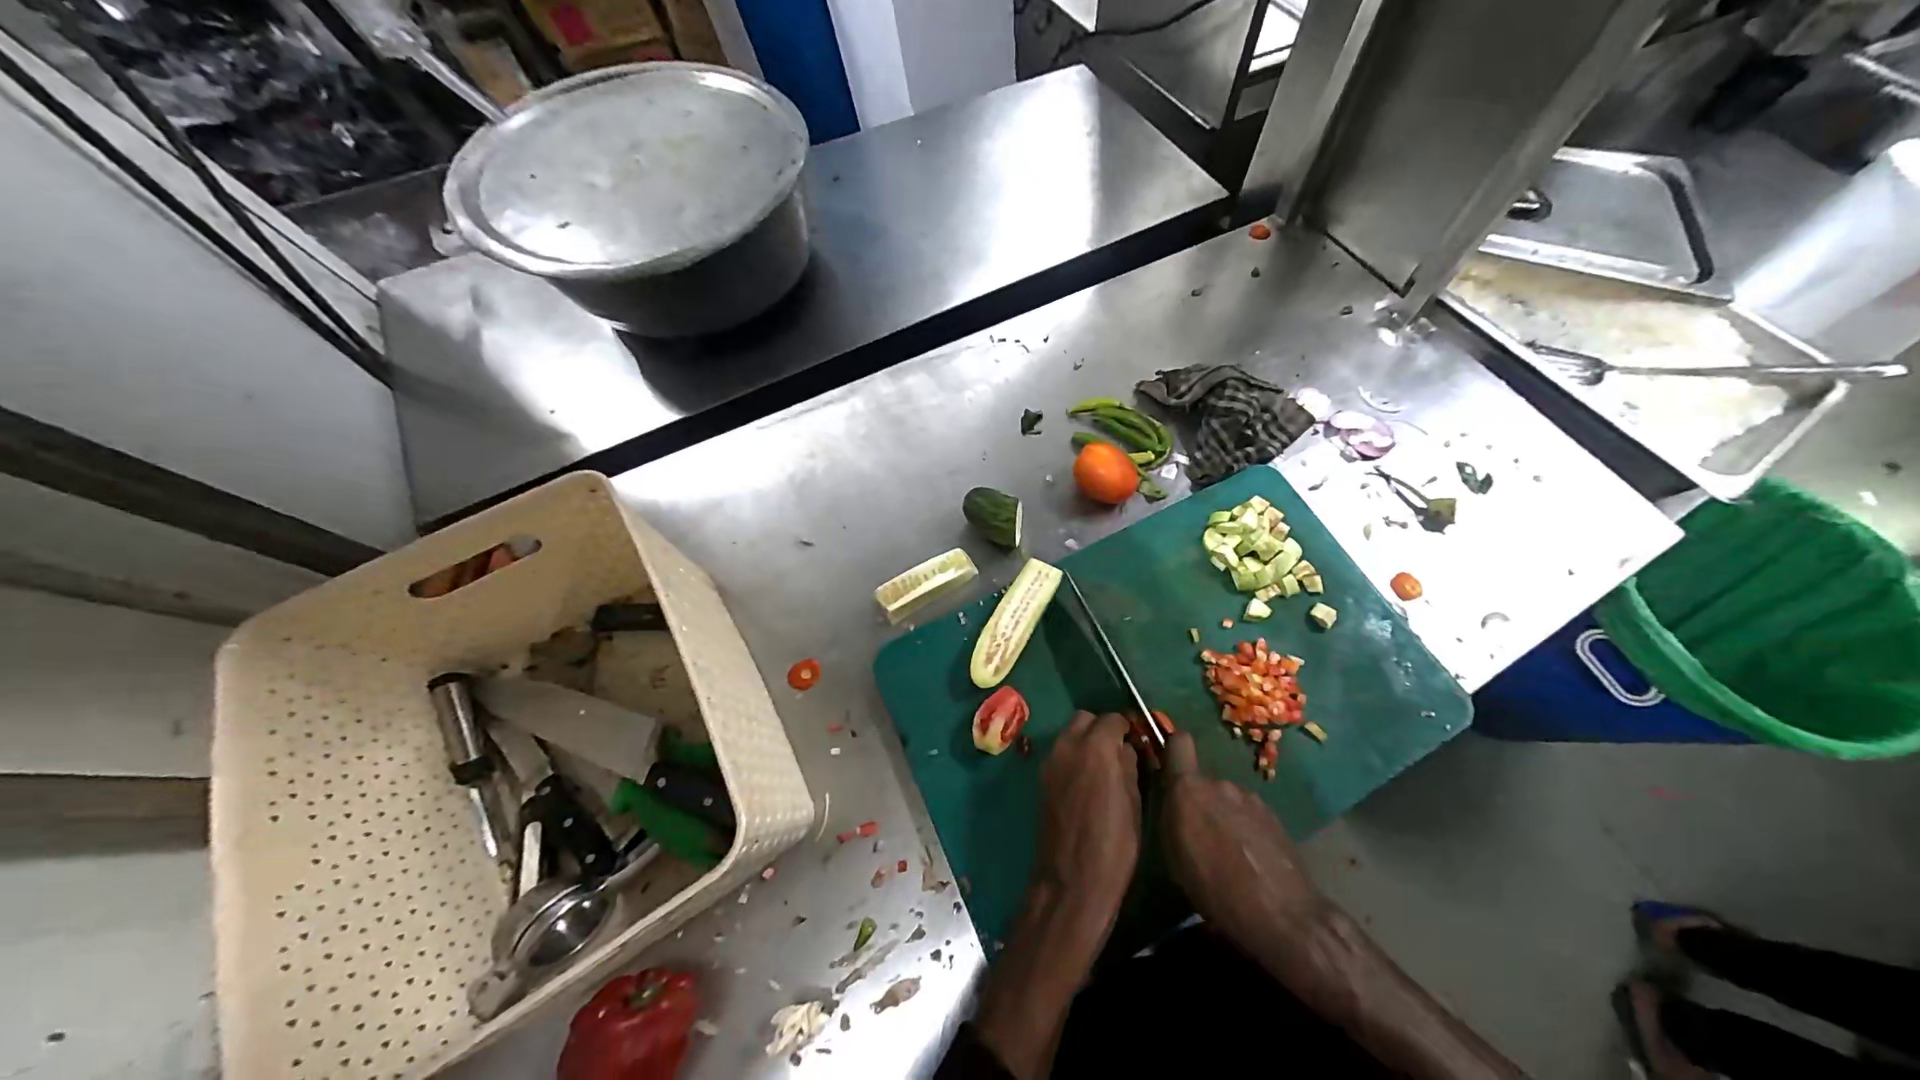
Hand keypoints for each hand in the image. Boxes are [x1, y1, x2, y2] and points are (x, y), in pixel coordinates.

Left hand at [970, 711, 1139, 1079]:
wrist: (1073, 881)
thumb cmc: (1115, 844)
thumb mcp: (1134, 802)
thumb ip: (1129, 766)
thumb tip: (1127, 748)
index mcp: (1095, 746)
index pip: (1114, 719)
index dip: (1128, 728)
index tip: (1140, 742)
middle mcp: (1067, 745)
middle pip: (1085, 720)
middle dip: (1103, 729)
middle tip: (1121, 753)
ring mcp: (1050, 762)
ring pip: (1070, 735)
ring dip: (1087, 742)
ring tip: (1106, 770)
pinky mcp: (1042, 780)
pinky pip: (1061, 756)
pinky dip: (1075, 759)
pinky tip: (1090, 784)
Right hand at [1160, 731, 1325, 958]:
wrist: (1282, 914)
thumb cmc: (1214, 888)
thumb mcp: (1174, 856)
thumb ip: (1171, 817)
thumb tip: (1173, 802)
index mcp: (1189, 789)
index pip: (1178, 743)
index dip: (1172, 750)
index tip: (1168, 769)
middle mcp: (1221, 784)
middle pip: (1203, 782)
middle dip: (1199, 801)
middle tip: (1199, 836)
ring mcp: (1251, 799)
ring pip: (1227, 800)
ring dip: (1224, 817)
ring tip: (1228, 854)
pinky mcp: (1274, 817)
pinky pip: (1248, 815)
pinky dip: (1245, 829)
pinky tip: (1249, 860)